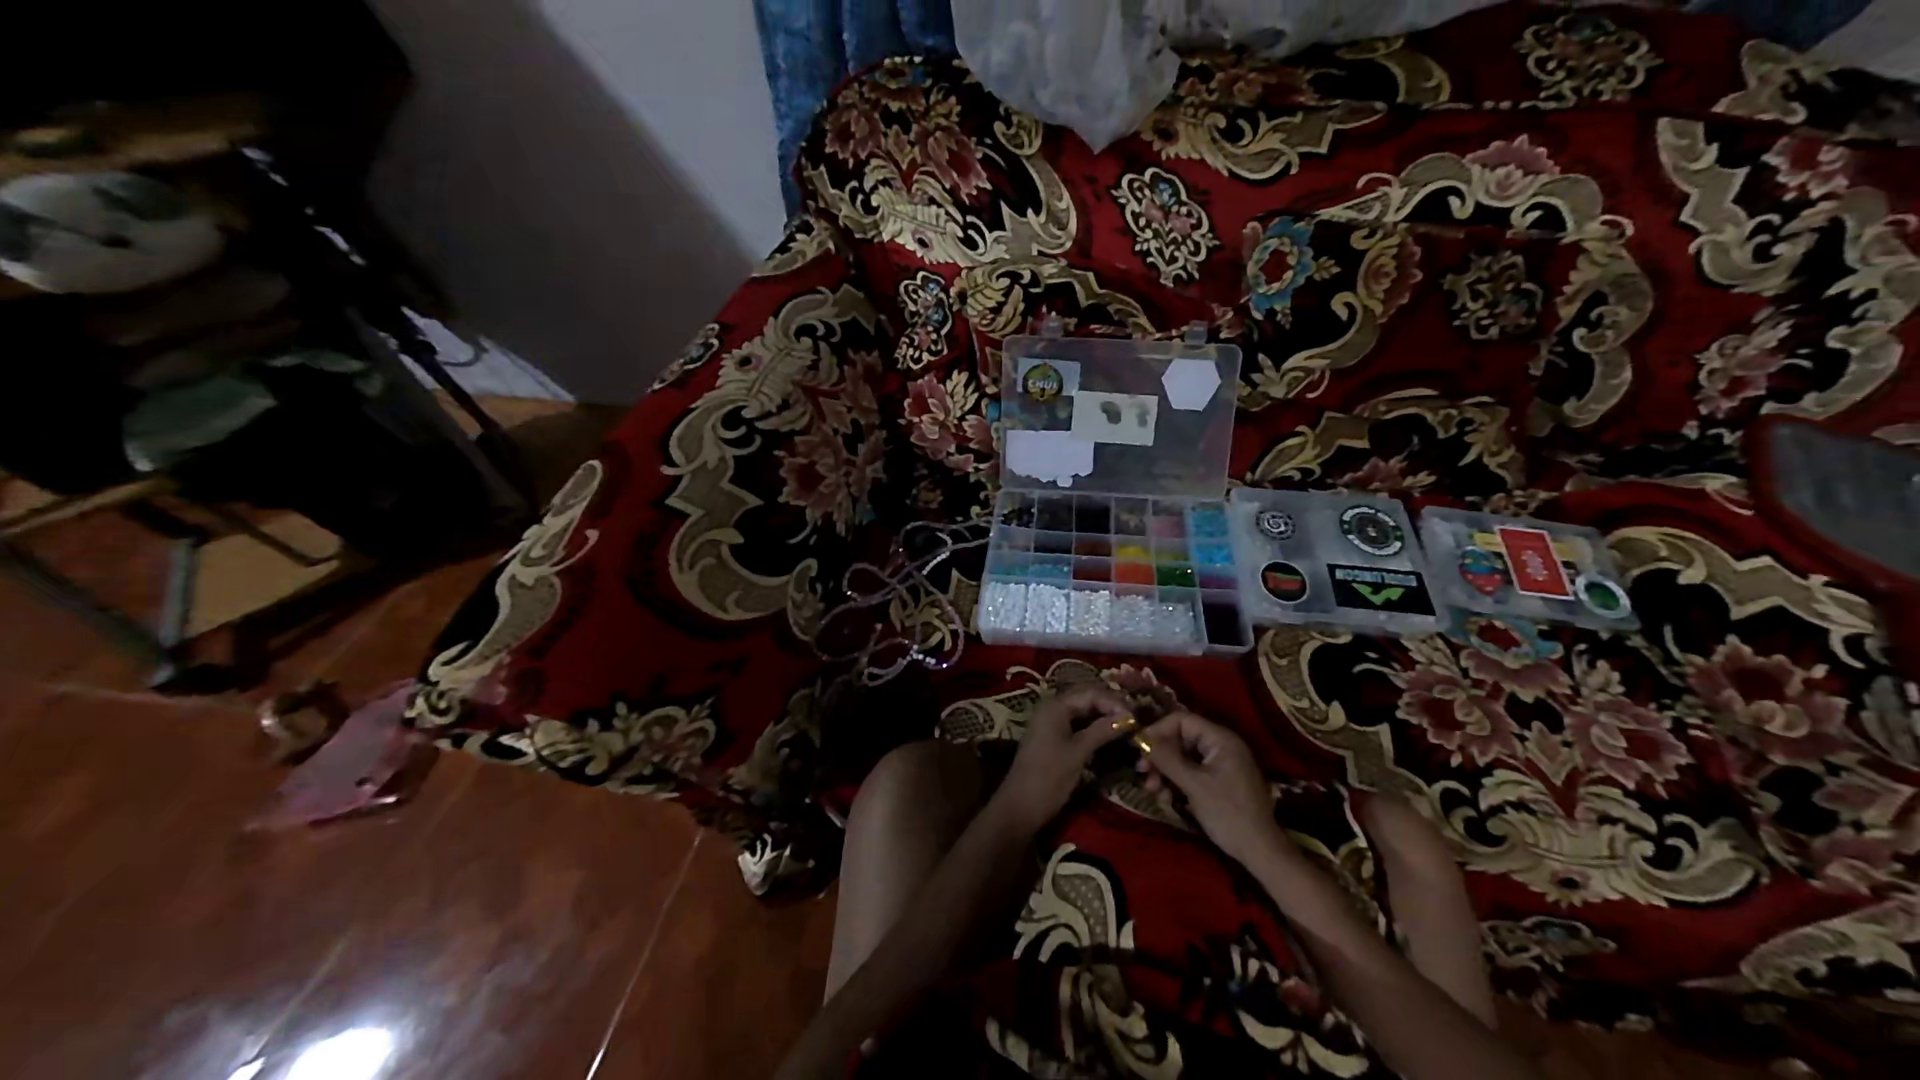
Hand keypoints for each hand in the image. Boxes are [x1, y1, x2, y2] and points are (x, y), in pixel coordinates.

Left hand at [989, 684, 1134, 836]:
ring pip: (1082, 712)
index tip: (1137, 718)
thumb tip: (1129, 717)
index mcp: (1055, 706)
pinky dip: (1094, 727)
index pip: (1091, 693)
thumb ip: (1102, 731)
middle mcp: (1052, 708)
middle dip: (1110, 706)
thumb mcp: (1078, 752)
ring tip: (1127, 726)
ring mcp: (1051, 723)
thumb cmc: (1049, 777)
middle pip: (1086, 698)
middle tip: (1135, 719)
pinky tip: (1109, 735)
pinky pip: (1077, 725)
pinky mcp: (1052, 738)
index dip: (1114, 702)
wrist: (1020, 807)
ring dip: (1103, 716)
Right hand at [1140, 711, 1283, 862]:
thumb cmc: (1228, 813)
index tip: (1139, 749)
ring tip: (1152, 790)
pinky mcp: (1219, 781)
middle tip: (1142, 772)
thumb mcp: (1194, 784)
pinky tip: (1166, 797)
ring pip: (1183, 757)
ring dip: (1165, 771)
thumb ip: (1167, 758)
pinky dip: (1176, 781)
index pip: (1182, 720)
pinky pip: (1191, 772)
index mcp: (1221, 739)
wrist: (1259, 850)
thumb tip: (1142, 740)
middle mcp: (1221, 746)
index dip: (1158, 731)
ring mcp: (1221, 764)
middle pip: (1180, 738)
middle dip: (1160, 755)